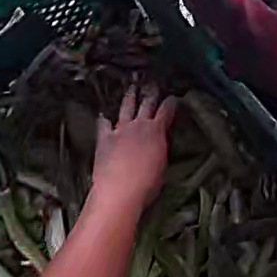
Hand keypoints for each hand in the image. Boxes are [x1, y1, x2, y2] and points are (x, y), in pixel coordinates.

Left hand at [89, 84, 176, 213]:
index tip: (173, 97)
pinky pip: (103, 124)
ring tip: (131, 88)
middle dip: (151, 93)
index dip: (170, 102)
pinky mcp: (105, 138)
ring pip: (126, 107)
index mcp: (156, 131)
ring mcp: (120, 129)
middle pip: (146, 103)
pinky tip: (102, 115)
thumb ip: (161, 147)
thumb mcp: (162, 164)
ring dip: (130, 97)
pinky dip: (104, 119)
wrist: (119, 191)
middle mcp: (139, 125)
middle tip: (153, 85)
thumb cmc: (146, 185)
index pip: (166, 110)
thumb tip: (160, 141)